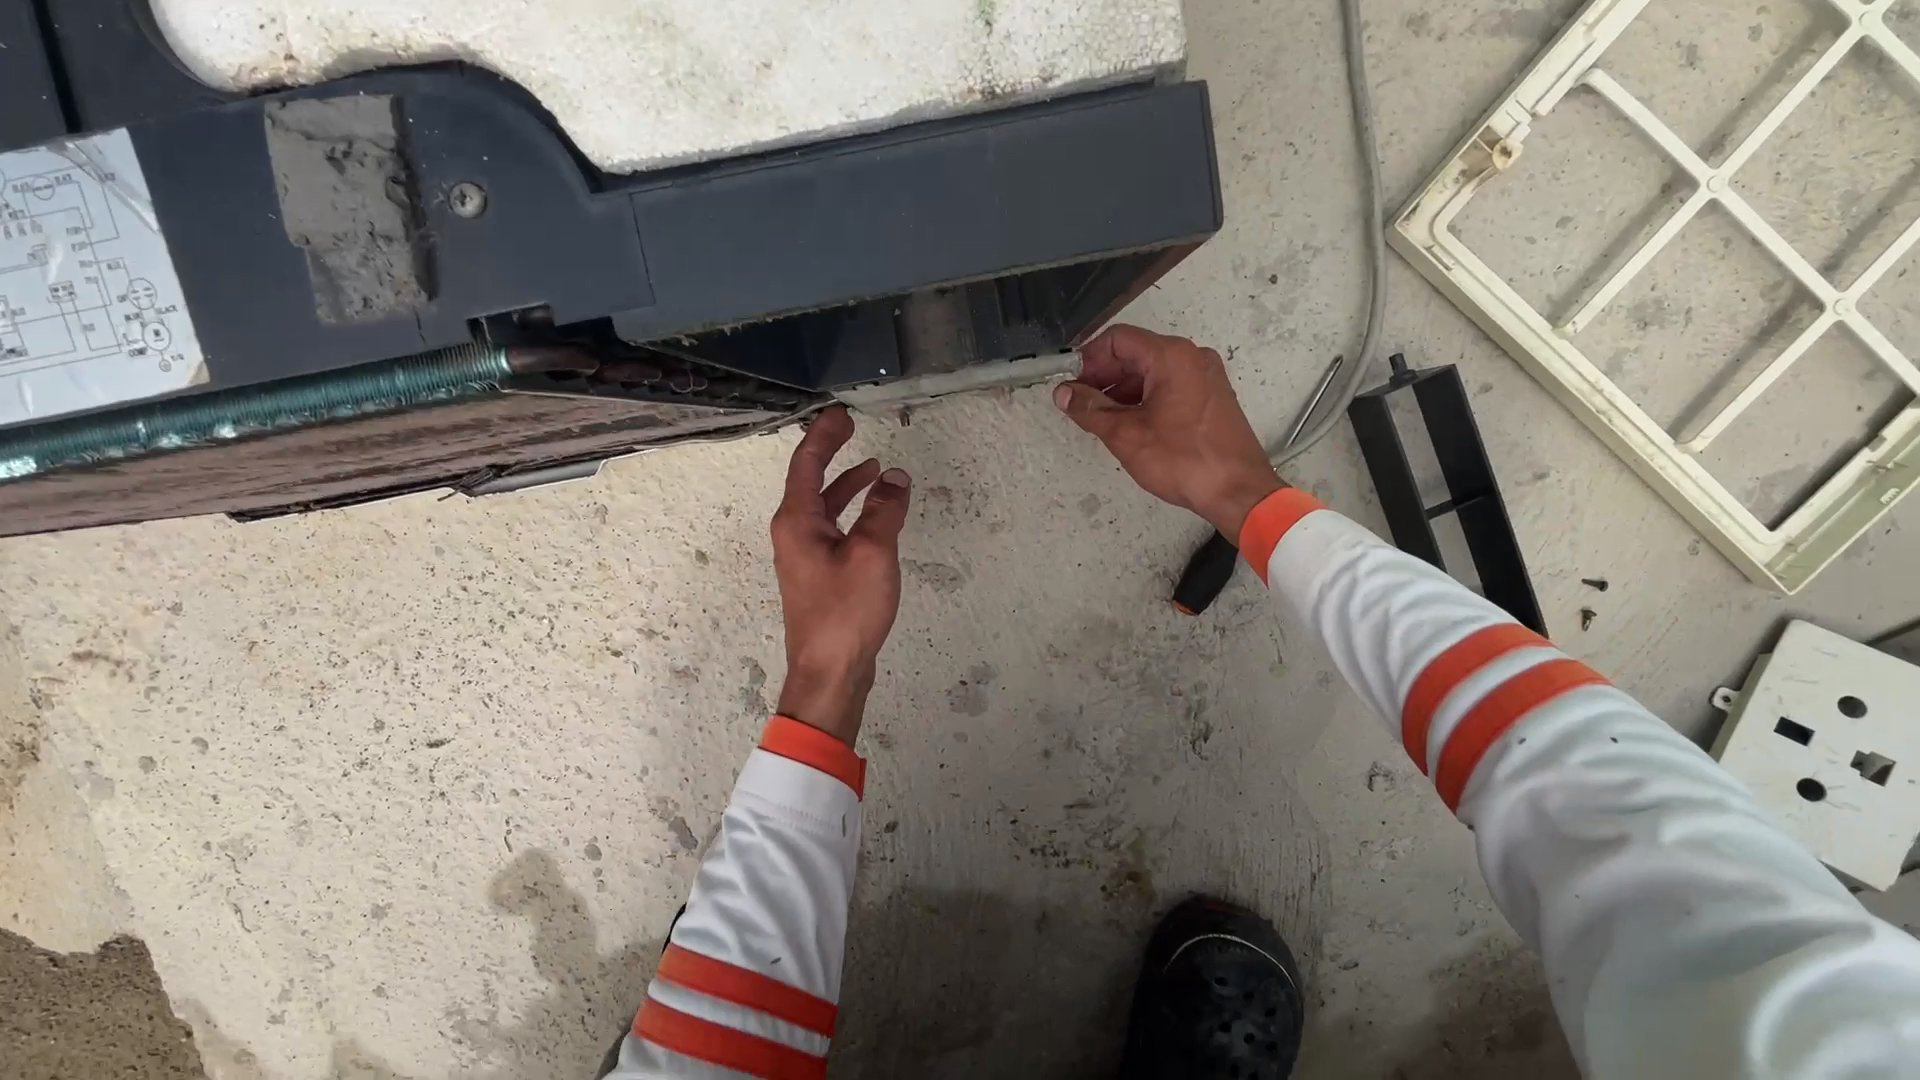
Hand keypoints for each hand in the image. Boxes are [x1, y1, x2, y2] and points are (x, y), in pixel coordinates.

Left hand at [769, 406, 912, 744]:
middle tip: (850, 429)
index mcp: (798, 521)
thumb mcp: (873, 553)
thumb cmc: (847, 610)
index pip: (807, 464)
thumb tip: (895, 477)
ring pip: (823, 507)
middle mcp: (794, 533)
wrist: (829, 670)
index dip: (824, 435)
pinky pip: (832, 529)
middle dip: (831, 453)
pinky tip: (873, 518)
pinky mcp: (819, 575)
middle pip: (810, 481)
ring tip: (874, 468)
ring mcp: (804, 556)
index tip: (841, 414)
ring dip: (846, 484)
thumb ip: (885, 510)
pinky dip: (850, 513)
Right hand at [1054, 324, 1281, 537]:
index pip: (1118, 339)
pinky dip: (1145, 398)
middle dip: (1103, 375)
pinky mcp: (1211, 398)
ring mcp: (1206, 377)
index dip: (1088, 359)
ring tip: (1100, 418)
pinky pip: (1170, 386)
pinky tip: (1129, 424)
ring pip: (1152, 371)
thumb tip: (1064, 394)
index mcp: (1171, 356)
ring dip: (1122, 390)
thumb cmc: (1185, 461)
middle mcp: (1192, 358)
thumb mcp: (1125, 434)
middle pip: (1136, 353)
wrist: (1237, 491)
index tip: (1070, 383)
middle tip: (1079, 403)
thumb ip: (1090, 409)